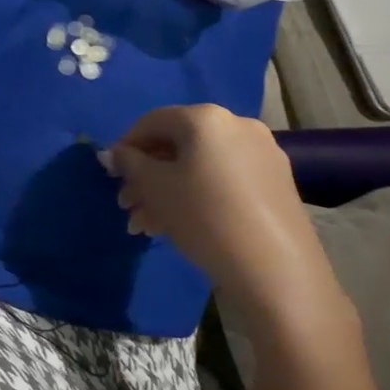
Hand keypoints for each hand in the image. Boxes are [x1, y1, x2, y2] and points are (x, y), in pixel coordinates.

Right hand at [100, 104, 341, 323]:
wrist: (276, 271)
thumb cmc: (205, 216)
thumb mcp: (154, 188)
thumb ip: (129, 163)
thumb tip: (116, 154)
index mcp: (205, 118)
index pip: (151, 122)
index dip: (125, 147)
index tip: (112, 176)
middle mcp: (237, 125)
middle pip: (177, 146)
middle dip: (148, 176)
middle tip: (128, 206)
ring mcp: (262, 154)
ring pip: (200, 166)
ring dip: (169, 191)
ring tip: (148, 225)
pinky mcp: (277, 184)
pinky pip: (224, 180)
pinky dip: (198, 195)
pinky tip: (179, 226)